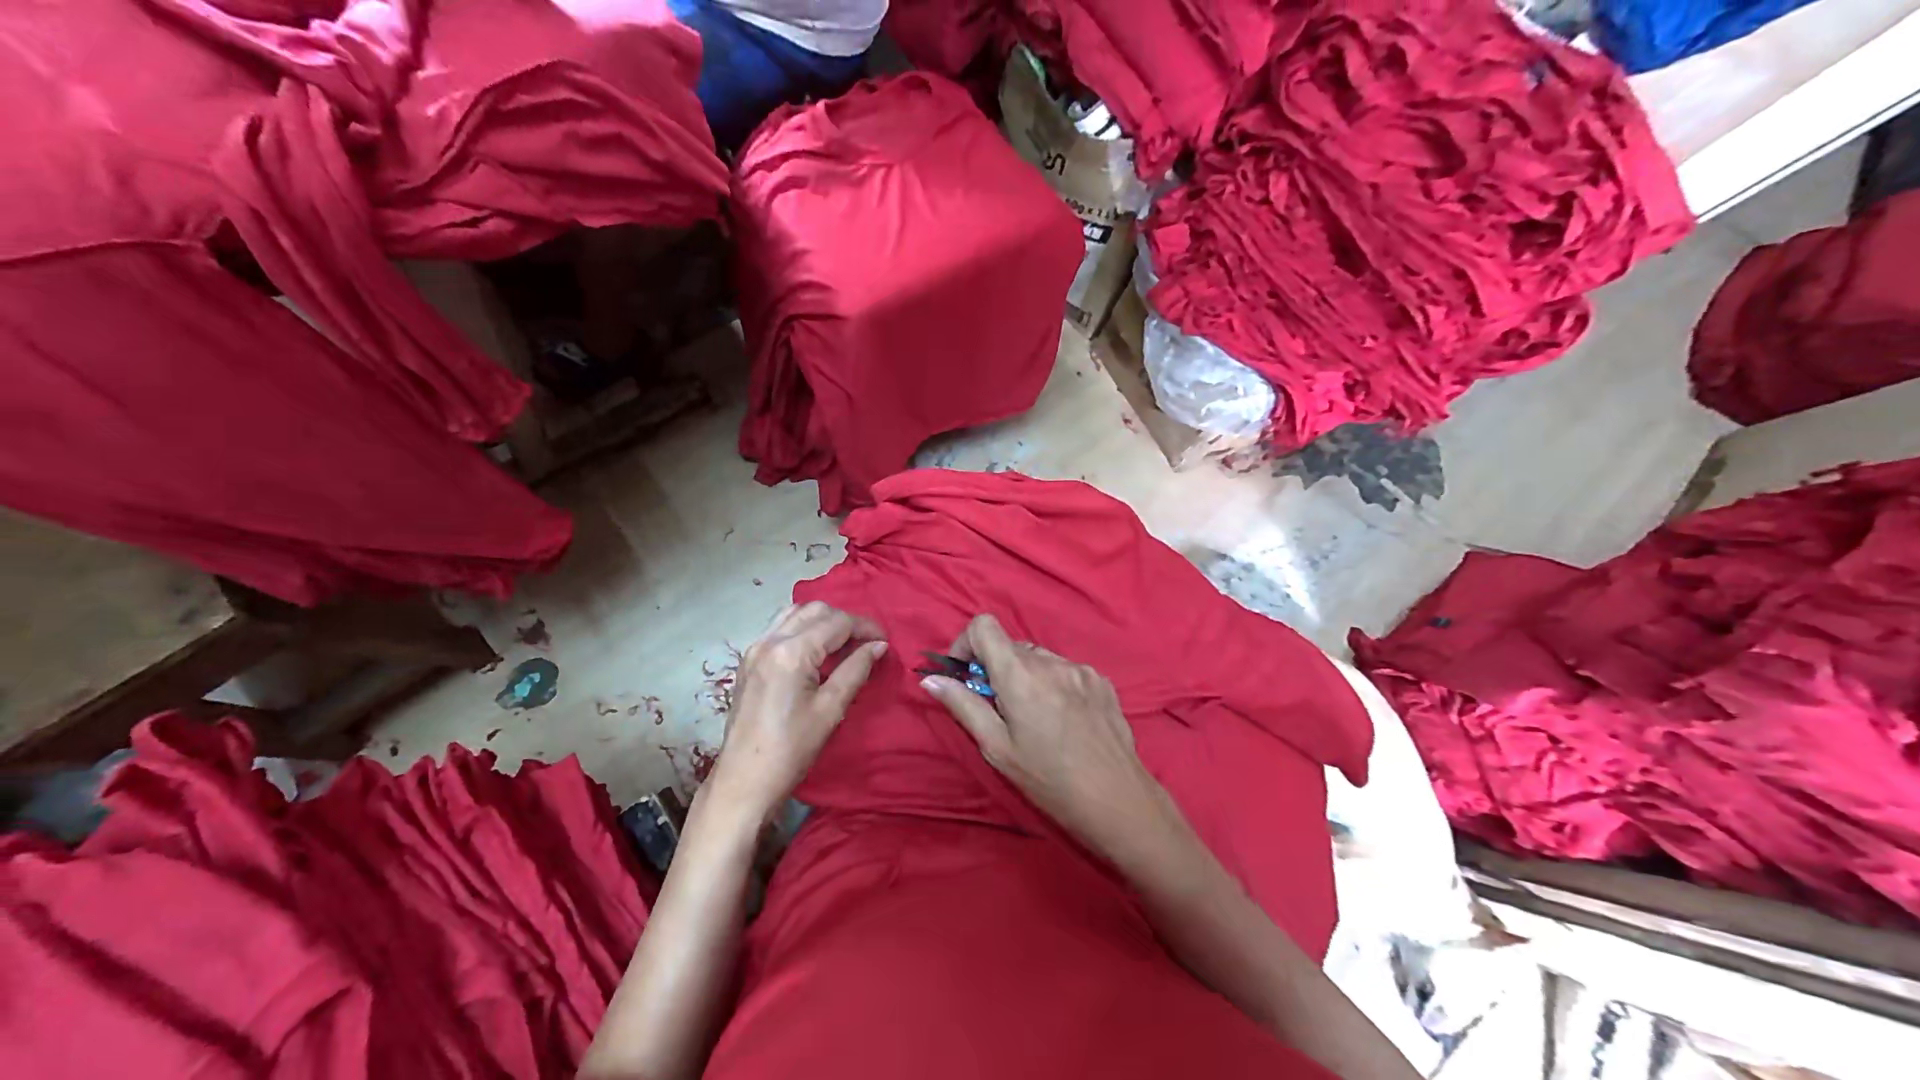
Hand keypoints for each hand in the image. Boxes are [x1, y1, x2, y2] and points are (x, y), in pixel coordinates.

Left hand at [709, 602, 886, 818]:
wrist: (745, 780)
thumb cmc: (792, 749)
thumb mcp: (831, 709)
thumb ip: (855, 670)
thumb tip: (878, 646)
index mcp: (791, 651)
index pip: (837, 622)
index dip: (865, 627)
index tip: (884, 641)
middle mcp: (769, 641)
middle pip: (815, 610)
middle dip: (844, 620)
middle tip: (866, 644)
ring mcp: (755, 649)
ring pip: (794, 613)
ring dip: (822, 621)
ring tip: (842, 645)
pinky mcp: (749, 661)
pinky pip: (779, 629)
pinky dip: (802, 629)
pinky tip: (816, 652)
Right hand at [920, 614, 1168, 852]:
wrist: (1117, 800)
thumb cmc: (1048, 780)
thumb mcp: (997, 748)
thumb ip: (963, 706)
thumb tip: (931, 680)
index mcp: (1020, 675)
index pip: (984, 626)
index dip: (966, 645)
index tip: (965, 677)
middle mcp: (1051, 662)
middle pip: (1010, 645)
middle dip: (995, 669)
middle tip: (998, 710)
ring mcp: (1081, 669)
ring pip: (1038, 659)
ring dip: (1026, 677)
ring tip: (1035, 719)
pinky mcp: (1101, 681)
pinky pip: (1065, 670)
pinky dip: (1053, 685)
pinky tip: (1063, 721)